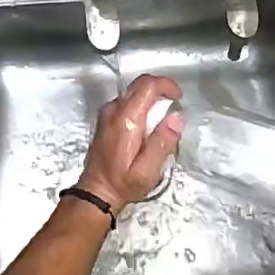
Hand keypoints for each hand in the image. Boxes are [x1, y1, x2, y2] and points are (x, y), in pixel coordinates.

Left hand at [75, 75, 184, 209]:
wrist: (96, 191)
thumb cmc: (123, 183)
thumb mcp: (147, 170)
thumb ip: (163, 142)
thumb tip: (177, 117)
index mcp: (126, 119)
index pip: (147, 86)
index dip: (166, 85)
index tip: (179, 97)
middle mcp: (114, 109)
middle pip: (139, 83)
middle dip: (161, 88)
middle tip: (175, 104)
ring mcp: (108, 112)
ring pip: (133, 91)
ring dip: (151, 96)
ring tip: (164, 117)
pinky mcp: (106, 117)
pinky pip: (127, 100)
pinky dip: (141, 103)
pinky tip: (148, 124)